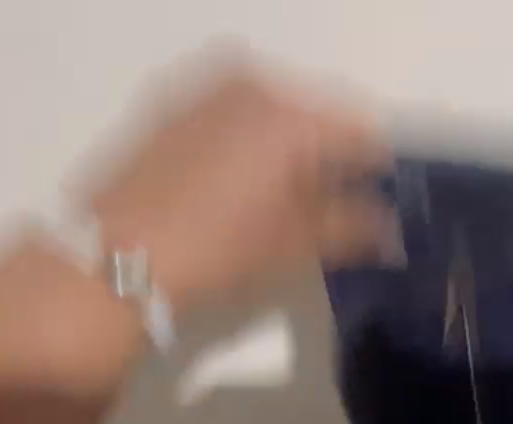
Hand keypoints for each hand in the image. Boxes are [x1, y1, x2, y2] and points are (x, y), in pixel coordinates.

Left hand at [84, 59, 395, 307]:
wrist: (120, 253)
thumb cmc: (221, 245)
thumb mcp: (298, 243)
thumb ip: (356, 228)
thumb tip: (392, 231)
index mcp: (289, 110)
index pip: (363, 131)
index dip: (383, 171)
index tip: (388, 208)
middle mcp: (250, 82)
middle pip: (320, 118)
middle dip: (338, 162)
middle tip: (344, 213)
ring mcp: (206, 89)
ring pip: (279, 117)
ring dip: (298, 156)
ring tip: (298, 208)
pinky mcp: (174, 107)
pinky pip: (240, 118)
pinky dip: (259, 148)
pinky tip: (253, 192)